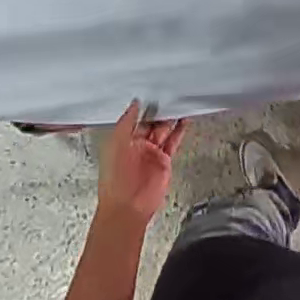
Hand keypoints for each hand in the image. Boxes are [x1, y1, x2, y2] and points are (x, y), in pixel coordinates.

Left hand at [95, 101, 187, 222]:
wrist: (128, 206)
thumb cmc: (115, 180)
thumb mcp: (116, 143)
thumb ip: (127, 122)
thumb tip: (134, 104)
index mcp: (122, 140)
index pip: (135, 118)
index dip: (144, 107)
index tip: (152, 92)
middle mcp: (137, 145)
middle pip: (151, 122)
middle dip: (160, 110)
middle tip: (169, 95)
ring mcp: (151, 153)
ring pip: (164, 130)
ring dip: (171, 118)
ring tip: (180, 103)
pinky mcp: (164, 160)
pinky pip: (173, 142)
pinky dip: (180, 131)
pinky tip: (185, 121)